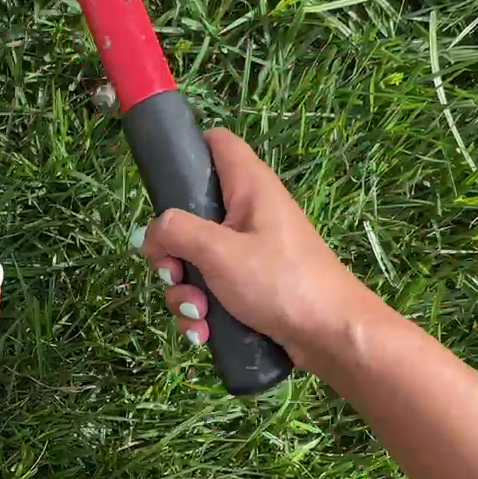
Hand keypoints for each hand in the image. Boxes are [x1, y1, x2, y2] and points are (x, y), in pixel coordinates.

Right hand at [135, 129, 388, 363]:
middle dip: (172, 254)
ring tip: (198, 315)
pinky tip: (203, 331)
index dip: (185, 157)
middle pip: (188, 218)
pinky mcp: (246, 286)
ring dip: (184, 293)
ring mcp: (246, 253)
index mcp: (248, 188)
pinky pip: (208, 292)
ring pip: (193, 263)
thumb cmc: (280, 282)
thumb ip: (178, 232)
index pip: (215, 145)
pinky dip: (199, 313)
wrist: (327, 333)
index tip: (161, 193)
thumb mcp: (220, 253)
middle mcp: (246, 215)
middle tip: (174, 274)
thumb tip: (150, 232)